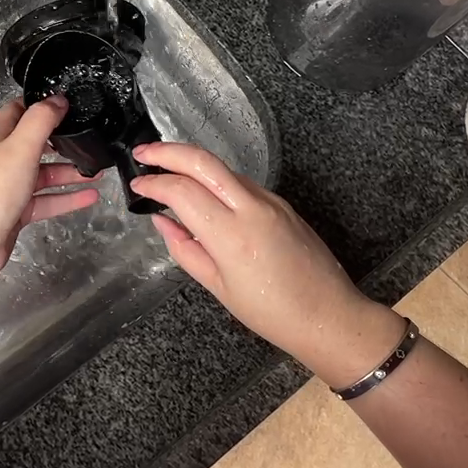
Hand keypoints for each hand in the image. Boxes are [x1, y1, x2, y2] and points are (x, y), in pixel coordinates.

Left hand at [0, 97, 100, 279]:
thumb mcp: (20, 147)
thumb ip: (40, 121)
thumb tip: (58, 98)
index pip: (17, 113)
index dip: (37, 105)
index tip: (63, 103)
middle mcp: (3, 161)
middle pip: (35, 146)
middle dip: (61, 143)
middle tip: (87, 141)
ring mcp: (10, 188)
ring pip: (44, 176)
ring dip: (69, 173)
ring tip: (97, 171)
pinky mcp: (17, 213)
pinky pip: (47, 201)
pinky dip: (67, 199)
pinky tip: (89, 197)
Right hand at [129, 143, 405, 386]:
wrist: (331, 316)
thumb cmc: (272, 314)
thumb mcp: (218, 288)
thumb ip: (185, 249)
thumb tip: (162, 221)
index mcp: (232, 236)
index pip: (182, 191)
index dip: (153, 184)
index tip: (136, 187)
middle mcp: (252, 208)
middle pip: (203, 161)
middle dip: (167, 151)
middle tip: (141, 154)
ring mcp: (270, 201)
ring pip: (222, 167)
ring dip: (190, 161)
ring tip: (164, 168)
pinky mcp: (281, 203)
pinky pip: (239, 181)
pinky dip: (213, 178)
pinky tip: (199, 190)